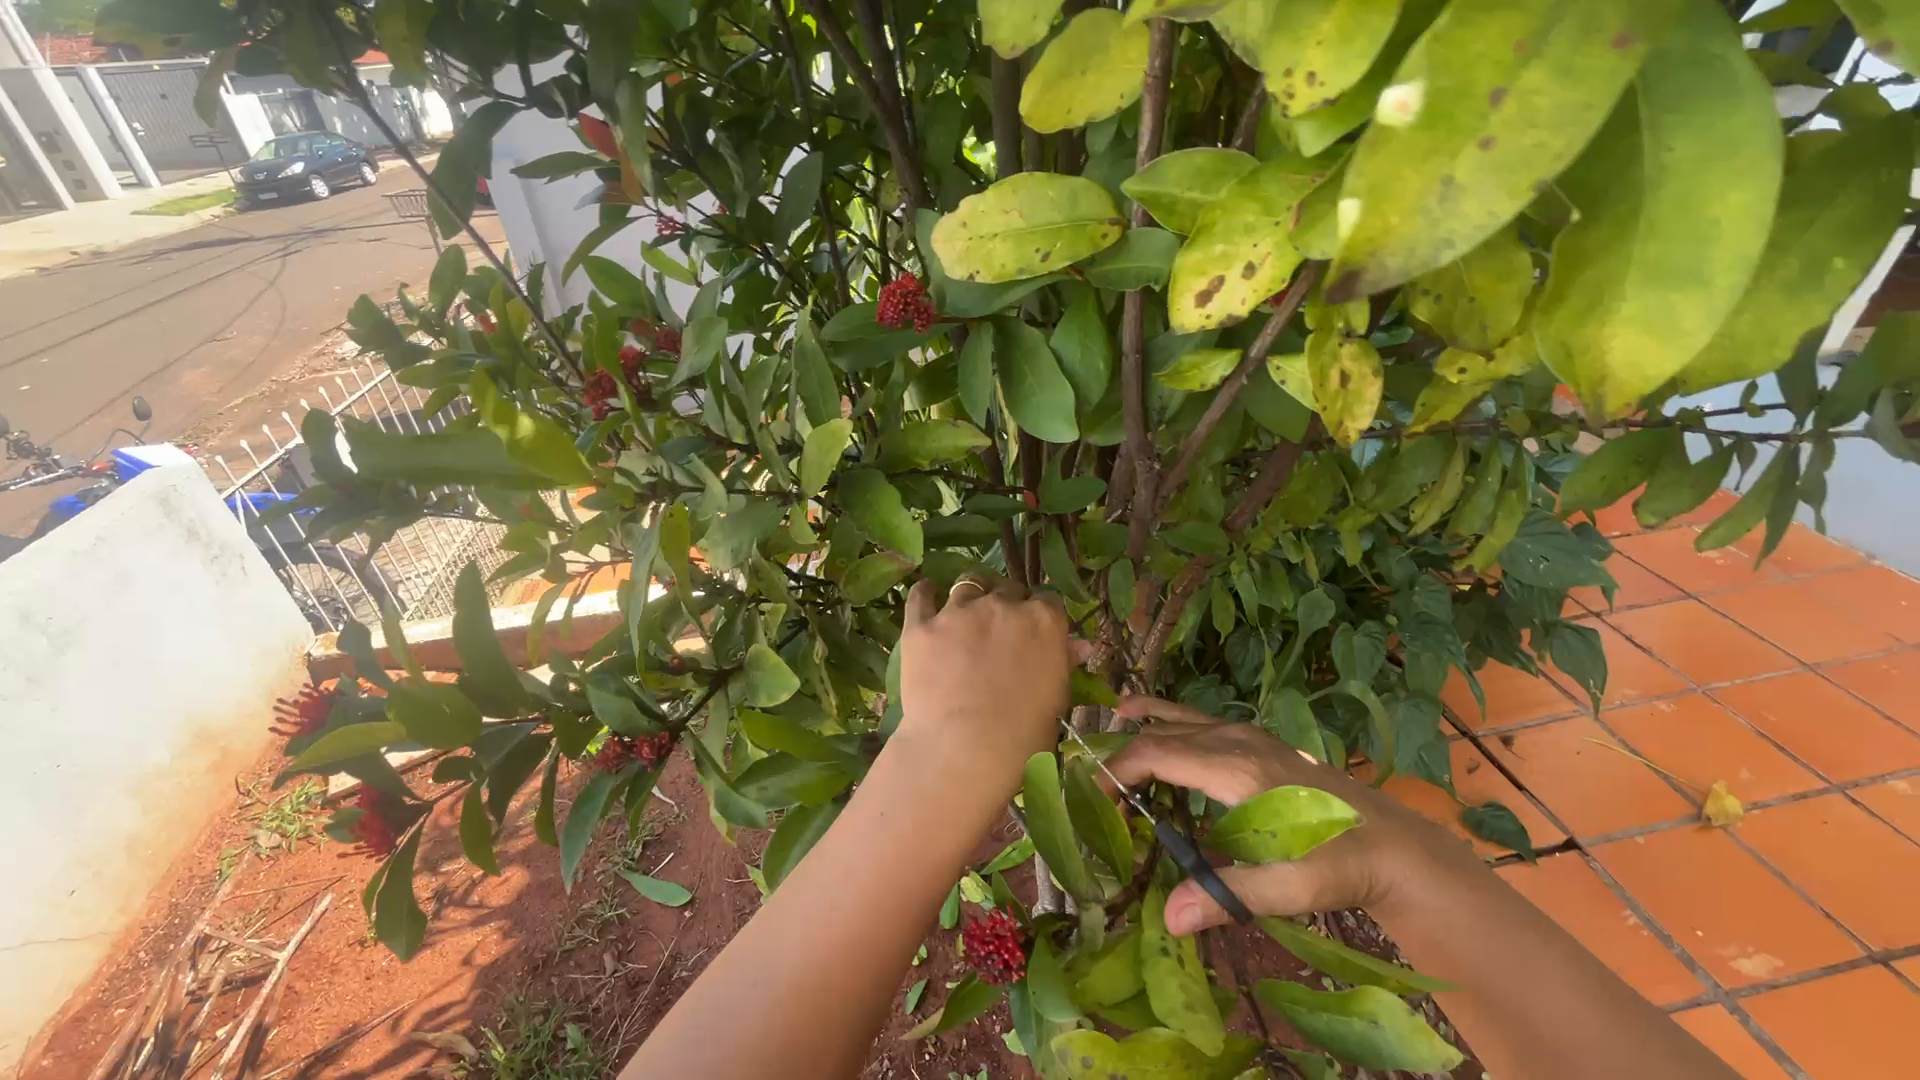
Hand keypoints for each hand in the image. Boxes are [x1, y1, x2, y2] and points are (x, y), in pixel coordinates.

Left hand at [898, 575, 1089, 787]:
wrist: (964, 750)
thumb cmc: (1022, 736)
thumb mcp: (1056, 699)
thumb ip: (1064, 663)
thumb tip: (1081, 645)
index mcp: (1044, 621)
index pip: (1047, 599)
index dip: (1040, 612)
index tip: (1035, 629)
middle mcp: (1002, 605)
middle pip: (1007, 588)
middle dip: (1007, 603)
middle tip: (1000, 627)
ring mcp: (959, 612)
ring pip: (967, 584)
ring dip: (971, 594)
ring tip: (966, 609)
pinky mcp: (921, 626)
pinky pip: (921, 597)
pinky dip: (925, 593)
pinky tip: (927, 593)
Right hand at [1107, 696, 1481, 935]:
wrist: (1395, 844)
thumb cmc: (1341, 864)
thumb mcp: (1291, 888)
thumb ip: (1229, 896)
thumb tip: (1168, 919)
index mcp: (1238, 770)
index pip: (1158, 754)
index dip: (1118, 770)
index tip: (1093, 797)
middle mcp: (1237, 740)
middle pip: (1163, 734)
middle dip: (1122, 752)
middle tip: (1088, 781)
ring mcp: (1249, 735)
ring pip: (1180, 719)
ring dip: (1142, 723)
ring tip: (1106, 725)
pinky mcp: (1258, 741)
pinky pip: (1200, 720)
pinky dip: (1168, 718)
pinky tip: (1155, 720)